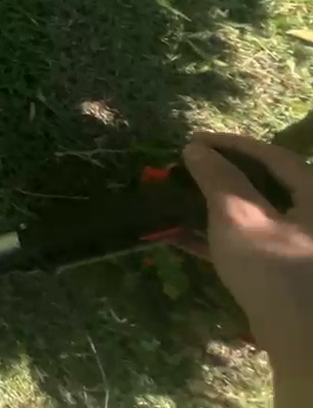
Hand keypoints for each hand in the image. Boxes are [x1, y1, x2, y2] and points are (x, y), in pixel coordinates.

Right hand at [183, 133, 312, 399]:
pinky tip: (186, 238)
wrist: (307, 340)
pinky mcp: (299, 272)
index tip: (192, 140)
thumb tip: (197, 149)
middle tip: (189, 169)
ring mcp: (309, 248)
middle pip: (275, 185)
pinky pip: (262, 239)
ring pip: (265, 213)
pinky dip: (227, 232)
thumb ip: (219, 179)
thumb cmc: (276, 270)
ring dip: (222, 203)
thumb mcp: (238, 218)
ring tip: (181, 201)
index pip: (279, 158)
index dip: (234, 144)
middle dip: (227, 174)